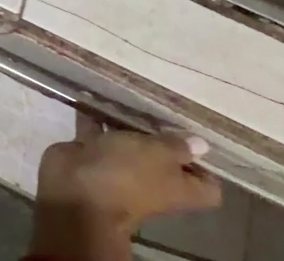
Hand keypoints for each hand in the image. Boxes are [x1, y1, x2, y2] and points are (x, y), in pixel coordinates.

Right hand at [28, 115, 221, 260]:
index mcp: (182, 189)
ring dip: (124, 122)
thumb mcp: (158, 153)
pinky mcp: (93, 156)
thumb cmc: (127, 173)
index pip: (207, 182)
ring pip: (129, 143)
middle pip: (165, 157)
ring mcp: (122, 169)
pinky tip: (91, 96)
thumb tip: (201, 144)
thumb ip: (177, 145)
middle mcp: (155, 182)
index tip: (191, 135)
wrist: (76, 187)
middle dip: (158, 132)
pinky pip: (98, 133)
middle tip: (154, 106)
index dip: (203, 162)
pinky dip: (94, 118)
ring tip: (122, 95)